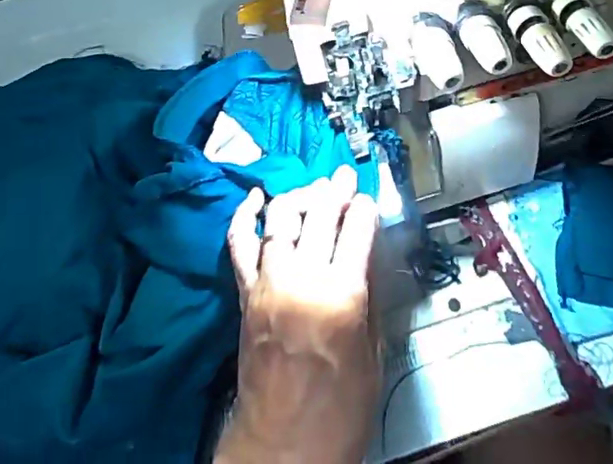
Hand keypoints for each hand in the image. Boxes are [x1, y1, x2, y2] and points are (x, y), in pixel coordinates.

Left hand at [216, 168, 379, 463]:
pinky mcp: (245, 293)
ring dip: (299, 197)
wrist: (282, 447)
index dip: (365, 207)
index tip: (368, 199)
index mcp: (342, 294)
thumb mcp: (372, 353)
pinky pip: (240, 244)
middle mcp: (303, 278)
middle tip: (343, 176)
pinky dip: (245, 216)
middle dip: (335, 189)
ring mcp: (268, 282)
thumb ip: (369, 297)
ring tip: (312, 189)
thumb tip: (367, 257)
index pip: (357, 228)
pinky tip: (256, 198)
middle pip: (320, 214)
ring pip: (281, 218)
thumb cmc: (338, 409)